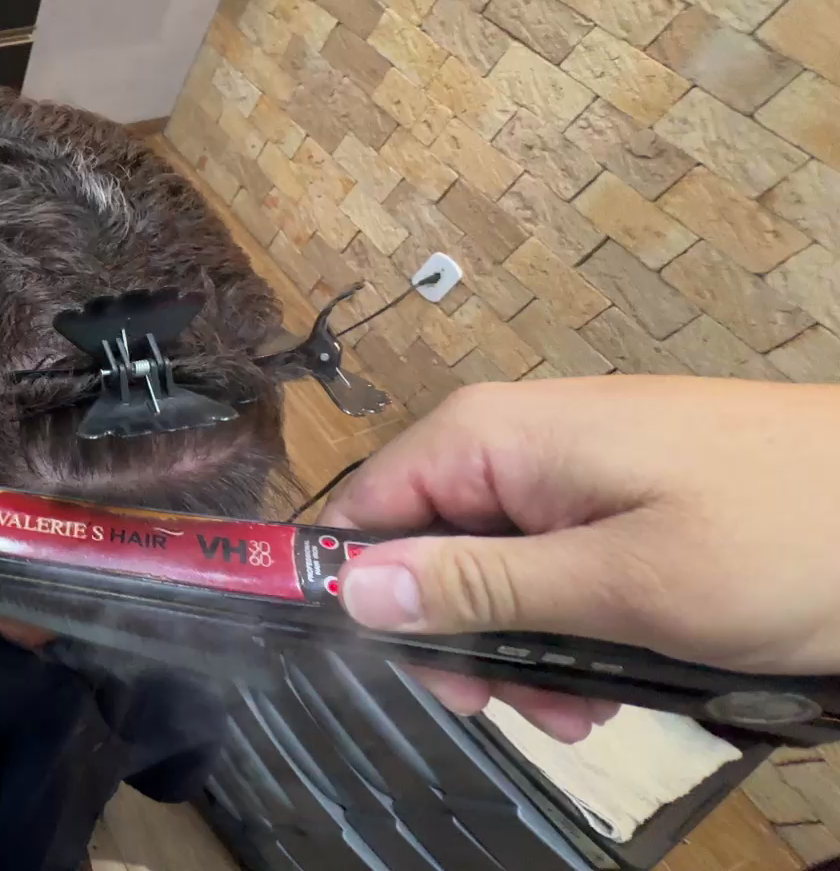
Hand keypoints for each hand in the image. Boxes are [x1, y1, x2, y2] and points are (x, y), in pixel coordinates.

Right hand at [322, 377, 839, 742]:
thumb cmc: (797, 537)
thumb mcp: (631, 583)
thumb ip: (479, 586)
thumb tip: (349, 593)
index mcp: (477, 437)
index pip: (361, 509)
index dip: (364, 588)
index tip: (409, 667)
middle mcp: (495, 439)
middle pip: (420, 540)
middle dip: (455, 628)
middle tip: (507, 707)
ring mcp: (550, 462)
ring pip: (480, 557)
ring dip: (512, 637)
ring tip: (580, 706)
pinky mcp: (597, 488)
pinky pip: (537, 553)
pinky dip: (557, 615)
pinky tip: (609, 666)